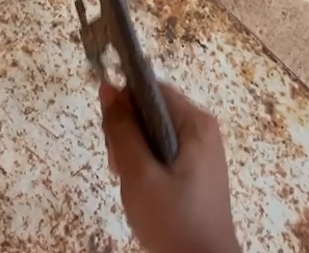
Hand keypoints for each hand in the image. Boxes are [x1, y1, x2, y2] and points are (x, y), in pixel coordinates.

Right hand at [100, 81, 239, 252]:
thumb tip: (106, 87)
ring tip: (132, 184)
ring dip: (133, 153)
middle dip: (128, 134)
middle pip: (149, 110)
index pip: (148, 88)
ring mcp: (200, 150)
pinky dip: (146, 165)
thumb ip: (121, 129)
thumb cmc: (174, 221)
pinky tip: (143, 189)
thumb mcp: (139, 174)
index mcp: (195, 122)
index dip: (124, 106)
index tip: (113, 136)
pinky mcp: (196, 169)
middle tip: (121, 167)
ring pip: (151, 132)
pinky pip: (162, 150)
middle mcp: (201, 128)